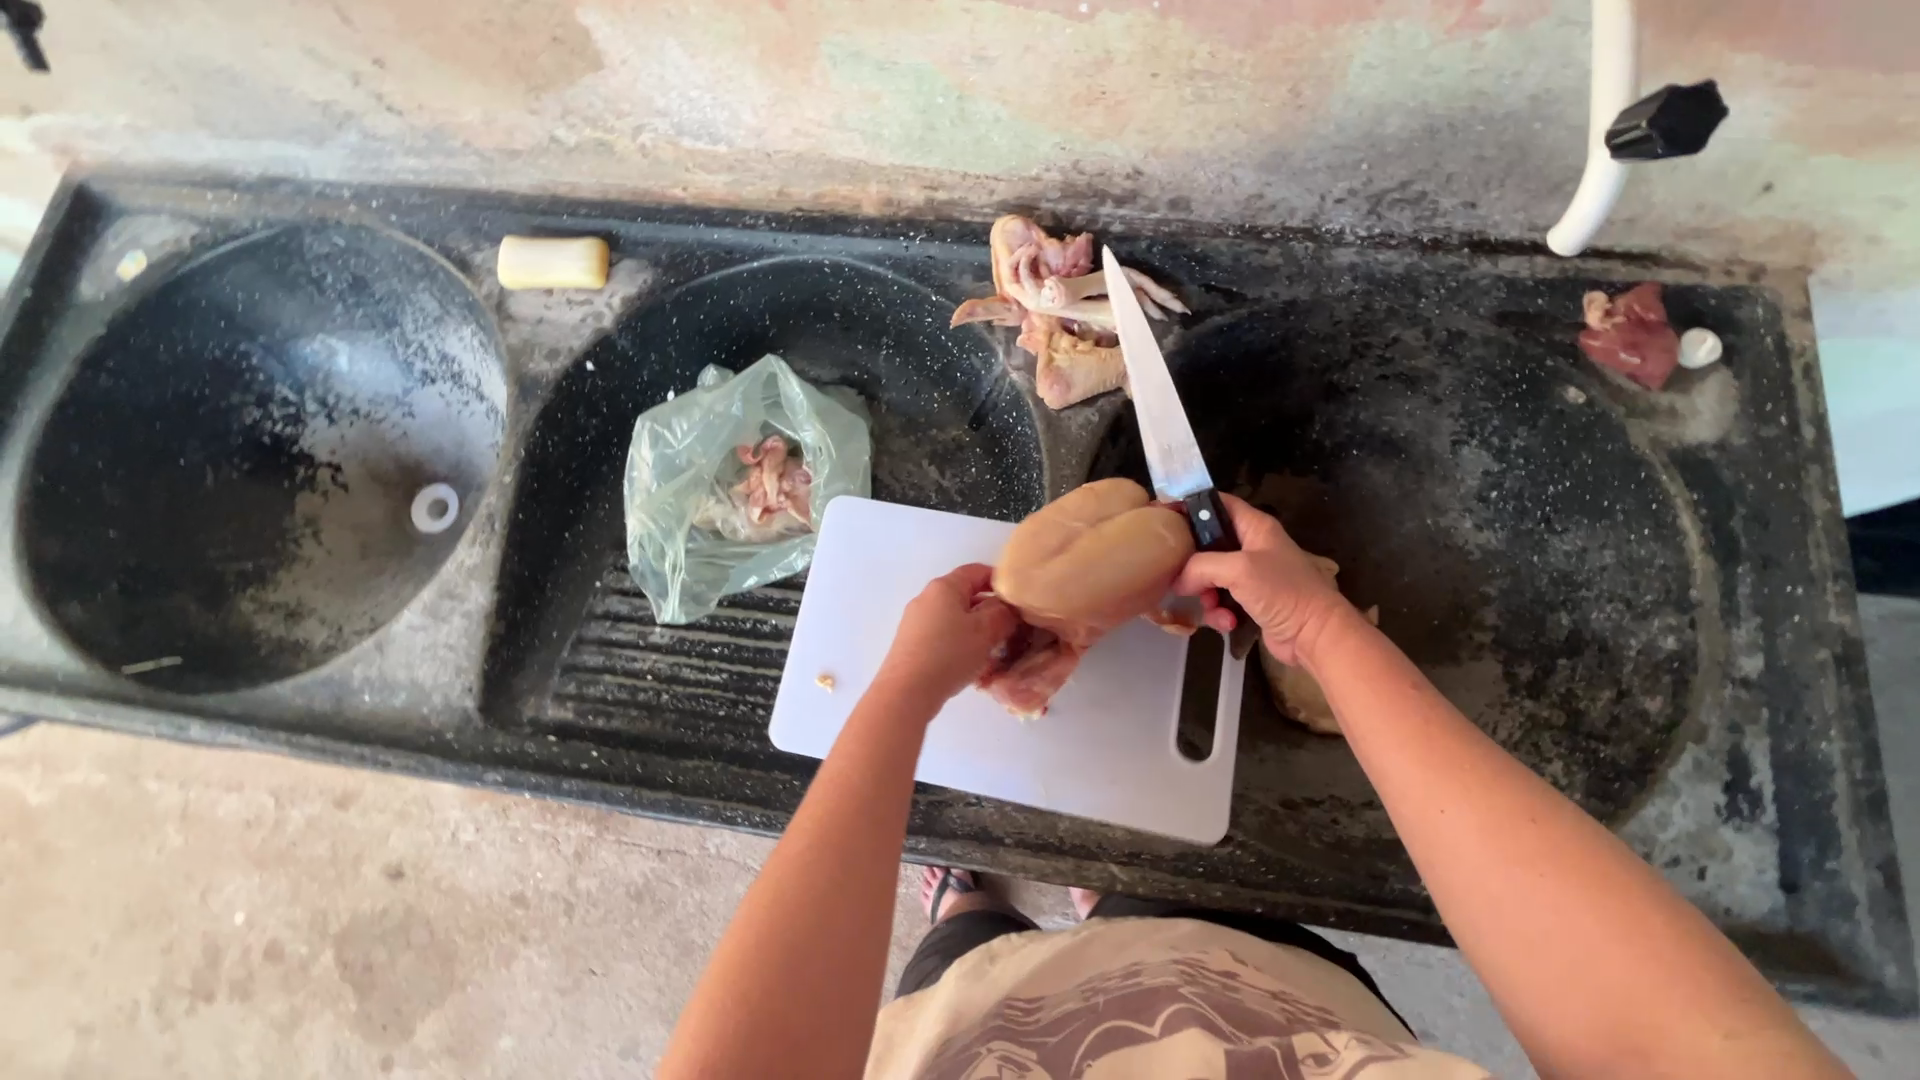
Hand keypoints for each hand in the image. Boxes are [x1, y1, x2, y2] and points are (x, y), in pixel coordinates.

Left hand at [875, 564, 1019, 706]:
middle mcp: (926, 598)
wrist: (907, 691)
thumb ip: (1002, 614)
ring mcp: (915, 620)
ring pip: (953, 615)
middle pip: (964, 594)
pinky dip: (959, 640)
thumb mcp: (986, 632)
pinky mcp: (911, 642)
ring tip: (992, 646)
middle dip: (988, 607)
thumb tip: (1007, 607)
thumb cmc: (950, 654)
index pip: (977, 571)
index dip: (1000, 580)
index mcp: (944, 587)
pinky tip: (969, 659)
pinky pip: (941, 633)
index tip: (1017, 598)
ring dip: (974, 626)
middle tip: (1010, 625)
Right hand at [1172, 494, 1353, 666]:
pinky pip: (1220, 601)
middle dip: (1192, 562)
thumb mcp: (1238, 569)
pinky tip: (1227, 622)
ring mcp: (1251, 575)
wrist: (1314, 634)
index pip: (1217, 503)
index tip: (1162, 516)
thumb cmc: (1282, 591)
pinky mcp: (1249, 602)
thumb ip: (1200, 566)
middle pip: (1207, 544)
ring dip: (1205, 594)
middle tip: (1177, 574)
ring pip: (1209, 576)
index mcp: (1254, 527)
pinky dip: (1219, 612)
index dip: (1190, 505)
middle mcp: (1251, 546)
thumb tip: (1177, 580)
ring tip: (1211, 606)